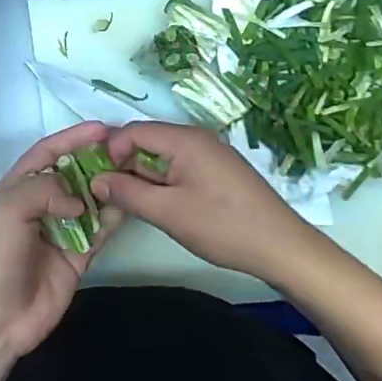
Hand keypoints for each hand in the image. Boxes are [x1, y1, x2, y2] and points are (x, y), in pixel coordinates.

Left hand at [0, 122, 120, 358]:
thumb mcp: (10, 209)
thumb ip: (44, 190)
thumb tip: (78, 199)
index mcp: (17, 187)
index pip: (47, 153)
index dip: (72, 138)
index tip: (102, 128)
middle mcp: (39, 204)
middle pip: (71, 174)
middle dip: (95, 161)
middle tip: (125, 150)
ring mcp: (59, 230)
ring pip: (88, 201)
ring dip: (107, 187)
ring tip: (134, 173)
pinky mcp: (76, 257)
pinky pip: (98, 231)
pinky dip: (112, 219)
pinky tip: (129, 205)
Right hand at [93, 121, 334, 289]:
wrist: (285, 249)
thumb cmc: (224, 227)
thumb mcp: (168, 212)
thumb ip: (127, 192)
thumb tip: (96, 180)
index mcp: (183, 139)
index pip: (131, 130)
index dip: (110, 152)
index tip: (101, 180)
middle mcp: (196, 137)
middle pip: (146, 140)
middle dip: (124, 164)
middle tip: (112, 195)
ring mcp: (210, 152)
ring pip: (161, 155)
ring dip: (143, 175)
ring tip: (134, 203)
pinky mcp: (218, 170)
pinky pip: (179, 165)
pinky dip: (163, 180)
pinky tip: (162, 204)